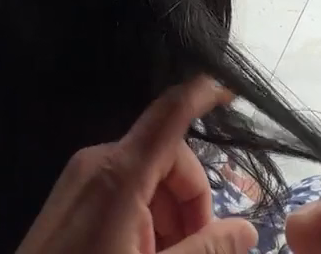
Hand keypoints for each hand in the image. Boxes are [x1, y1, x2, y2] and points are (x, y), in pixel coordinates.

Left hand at [14, 76, 259, 253]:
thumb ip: (205, 251)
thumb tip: (248, 228)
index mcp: (119, 172)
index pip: (170, 113)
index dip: (202, 91)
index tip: (231, 83)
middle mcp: (99, 162)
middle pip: (167, 157)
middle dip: (192, 203)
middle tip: (198, 253)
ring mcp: (81, 179)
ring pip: (147, 179)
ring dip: (170, 218)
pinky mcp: (72, 199)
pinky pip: (124, 192)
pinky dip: (145, 221)